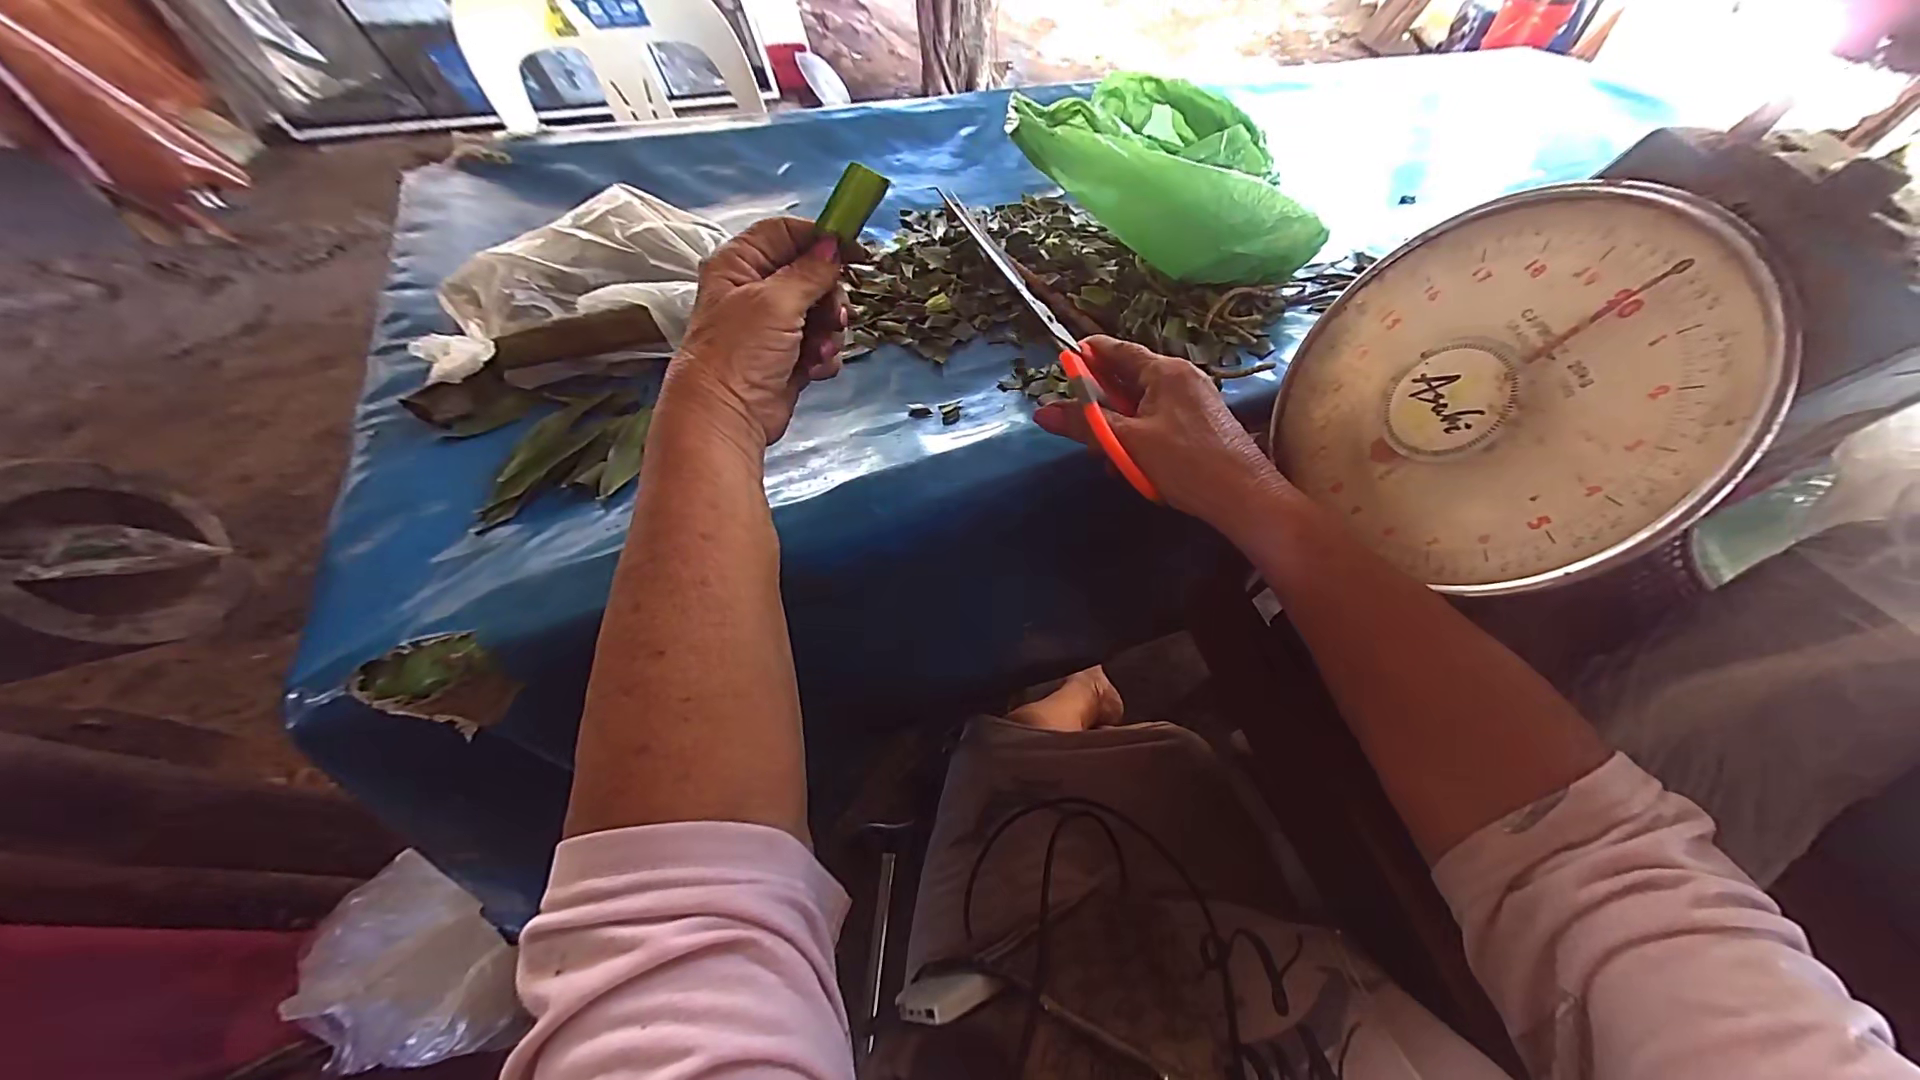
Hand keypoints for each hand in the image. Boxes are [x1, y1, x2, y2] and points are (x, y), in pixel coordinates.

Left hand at [665, 217, 847, 445]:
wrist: (728, 414)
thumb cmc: (740, 351)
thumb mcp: (775, 301)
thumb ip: (810, 271)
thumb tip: (833, 245)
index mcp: (741, 265)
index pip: (786, 234)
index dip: (820, 239)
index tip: (853, 252)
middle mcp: (758, 292)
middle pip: (812, 276)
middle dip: (829, 297)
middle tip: (833, 316)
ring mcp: (775, 327)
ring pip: (822, 314)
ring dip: (829, 332)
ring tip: (817, 351)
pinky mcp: (790, 358)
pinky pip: (822, 346)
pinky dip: (824, 357)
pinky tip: (815, 369)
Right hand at [1035, 336, 1285, 534]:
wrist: (1243, 497)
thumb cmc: (1184, 463)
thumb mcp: (1126, 443)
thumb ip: (1084, 424)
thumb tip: (1042, 411)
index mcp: (1165, 372)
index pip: (1118, 351)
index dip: (1087, 355)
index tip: (1063, 362)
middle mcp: (1181, 378)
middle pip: (1127, 380)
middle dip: (1099, 403)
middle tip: (1078, 426)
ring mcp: (1193, 402)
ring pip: (1140, 406)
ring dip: (1117, 428)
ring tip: (1105, 457)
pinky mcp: (1199, 426)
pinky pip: (1156, 423)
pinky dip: (1137, 438)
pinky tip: (1130, 466)